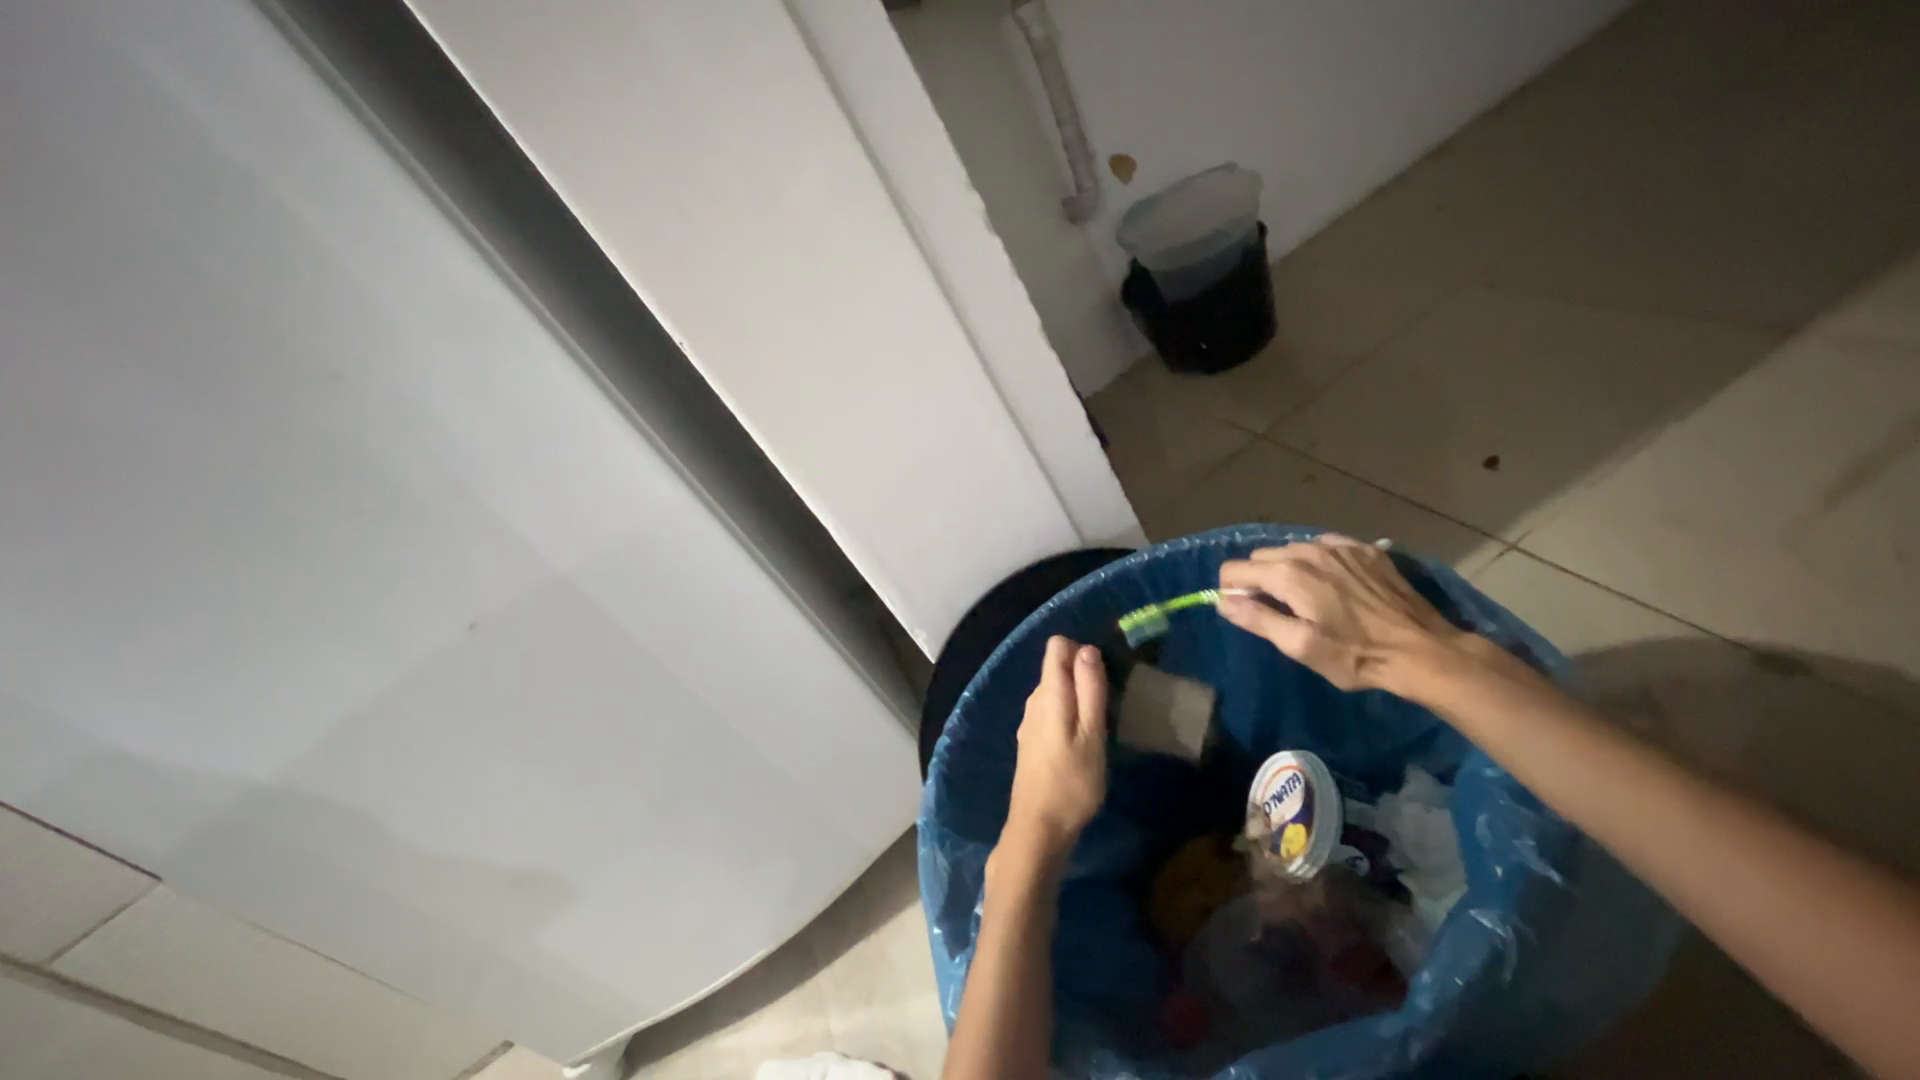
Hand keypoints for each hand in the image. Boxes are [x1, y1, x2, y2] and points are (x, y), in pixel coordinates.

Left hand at [1001, 636, 1108, 865]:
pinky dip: (1069, 714)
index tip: (1106, 674)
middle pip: (1056, 667)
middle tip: (1112, 702)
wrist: (1038, 829)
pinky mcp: (1031, 741)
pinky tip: (1083, 740)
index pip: (1056, 646)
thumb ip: (1089, 690)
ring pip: (1055, 691)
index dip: (1082, 650)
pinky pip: (1051, 711)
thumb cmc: (1072, 783)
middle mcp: (1033, 701)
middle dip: (1083, 673)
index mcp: (1048, 694)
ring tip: (1102, 723)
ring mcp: (1029, 722)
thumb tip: (1087, 648)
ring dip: (1078, 697)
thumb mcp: (1091, 735)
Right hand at [1216, 534, 1468, 694]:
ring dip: (1289, 570)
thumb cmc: (1356, 655)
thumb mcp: (1300, 646)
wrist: (1423, 650)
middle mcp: (1310, 551)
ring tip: (1307, 599)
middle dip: (1259, 579)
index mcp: (1289, 574)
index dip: (1232, 591)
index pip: (1235, 569)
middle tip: (1277, 610)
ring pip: (1293, 549)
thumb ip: (1258, 620)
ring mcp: (1342, 547)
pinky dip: (1319, 562)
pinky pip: (1326, 547)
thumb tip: (1223, 601)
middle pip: (1262, 556)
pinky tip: (1335, 585)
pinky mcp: (1366, 550)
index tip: (1248, 612)